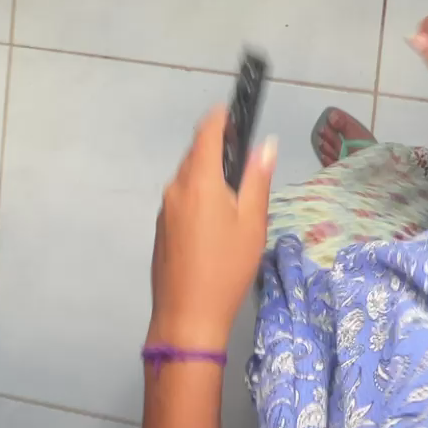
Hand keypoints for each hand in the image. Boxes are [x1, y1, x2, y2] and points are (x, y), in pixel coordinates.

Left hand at [147, 106, 276, 350]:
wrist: (187, 317)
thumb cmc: (227, 267)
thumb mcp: (252, 222)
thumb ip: (257, 179)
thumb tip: (266, 145)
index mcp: (200, 180)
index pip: (207, 132)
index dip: (220, 117)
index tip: (233, 110)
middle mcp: (177, 187)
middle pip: (195, 153)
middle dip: (215, 145)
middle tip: (241, 151)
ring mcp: (165, 208)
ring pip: (187, 176)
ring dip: (206, 171)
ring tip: (232, 188)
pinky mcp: (161, 227)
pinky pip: (180, 196)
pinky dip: (196, 192)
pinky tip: (214, 216)